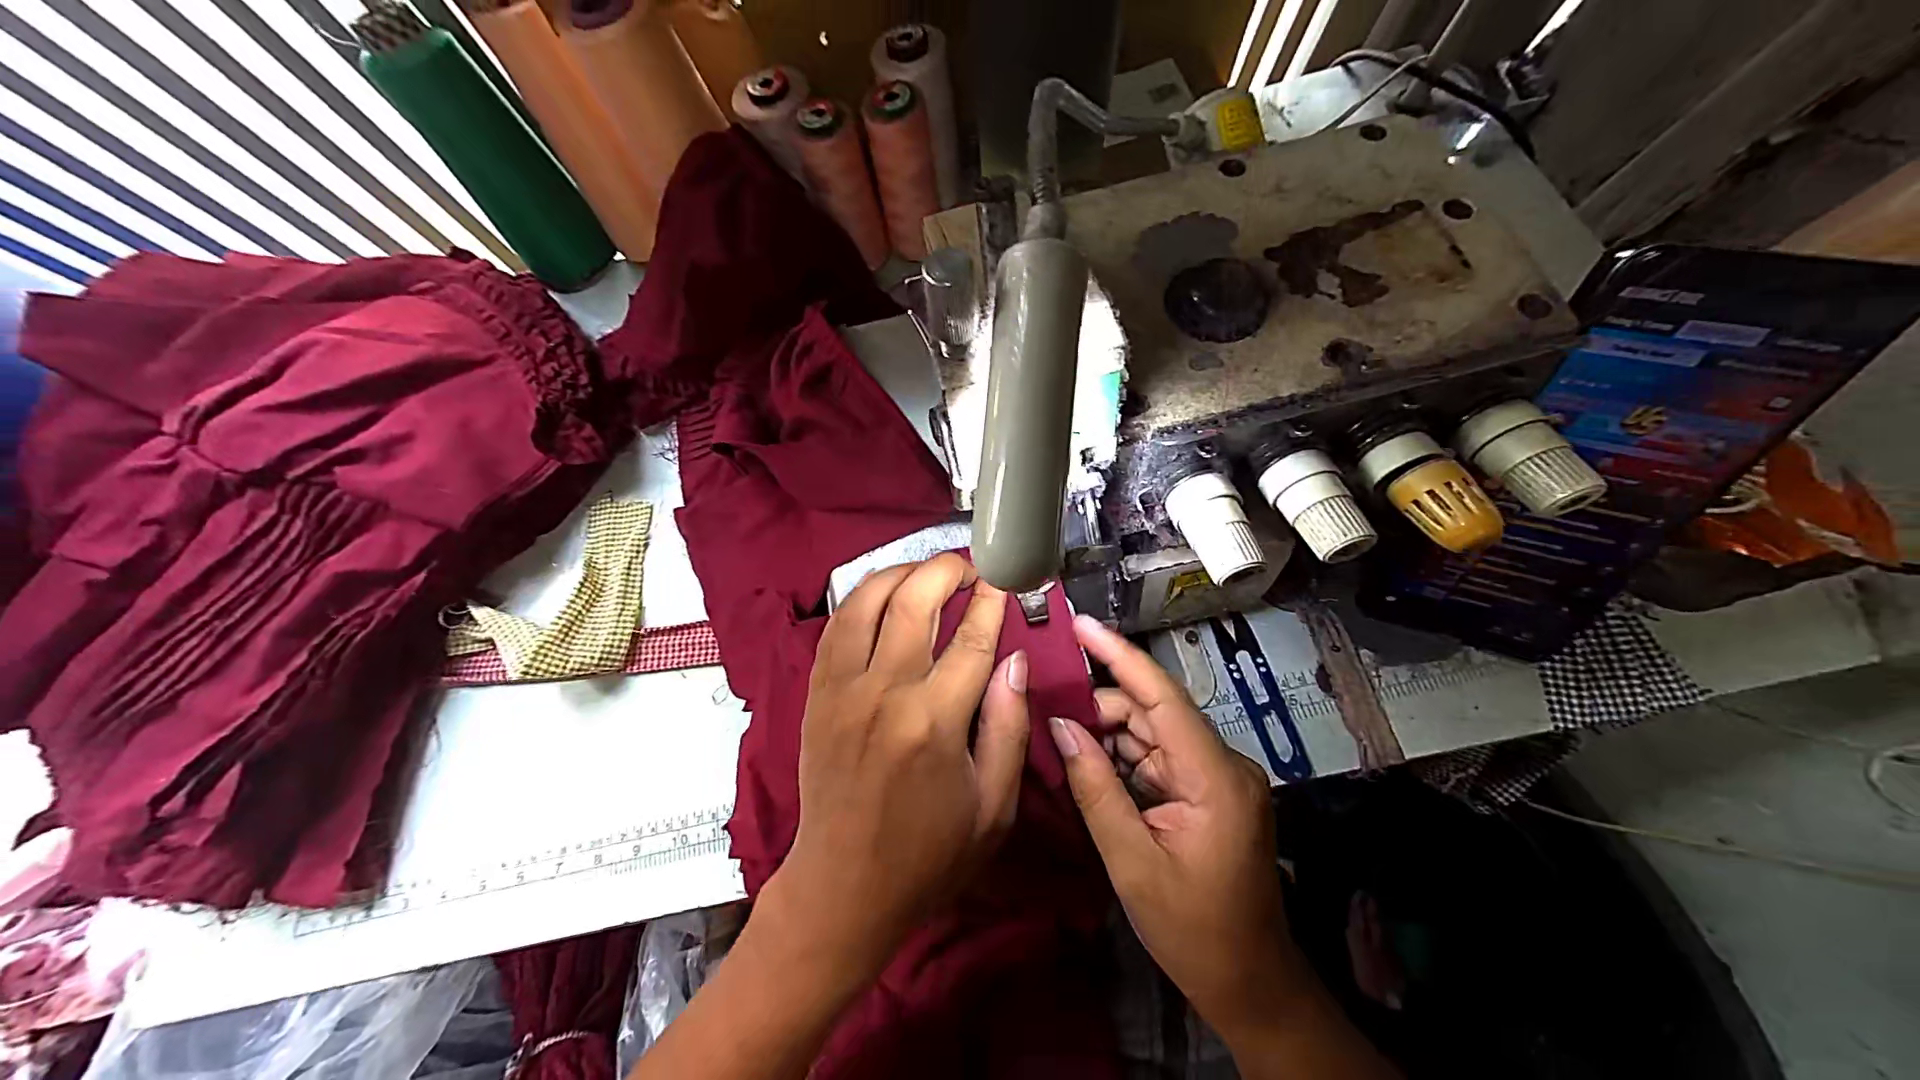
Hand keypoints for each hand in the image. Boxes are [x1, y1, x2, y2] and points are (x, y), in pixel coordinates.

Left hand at [765, 553, 1030, 977]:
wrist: (844, 887)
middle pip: (915, 601)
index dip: (993, 601)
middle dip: (947, 570)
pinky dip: (861, 600)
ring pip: (866, 602)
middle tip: (970, 569)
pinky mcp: (816, 695)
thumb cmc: (928, 855)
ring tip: (928, 573)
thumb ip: (1008, 726)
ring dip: (900, 574)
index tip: (1005, 581)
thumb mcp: (993, 805)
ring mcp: (841, 690)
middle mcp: (883, 693)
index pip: (972, 638)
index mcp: (933, 722)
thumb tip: (1014, 660)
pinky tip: (884, 597)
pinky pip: (836, 627)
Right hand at [1048, 613, 1297, 1041]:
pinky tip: (1088, 761)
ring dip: (1108, 734)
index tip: (1081, 624)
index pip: (1162, 697)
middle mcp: (1223, 765)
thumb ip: (1094, 787)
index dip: (1120, 655)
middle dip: (1099, 707)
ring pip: (1153, 735)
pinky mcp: (1209, 793)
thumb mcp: (1132, 861)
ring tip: (1059, 734)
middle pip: (1153, 714)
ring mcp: (1218, 778)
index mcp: (1214, 777)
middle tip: (1045, 708)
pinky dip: (1124, 758)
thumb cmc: (1193, 930)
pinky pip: (1159, 759)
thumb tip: (1060, 726)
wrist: (1250, 983)